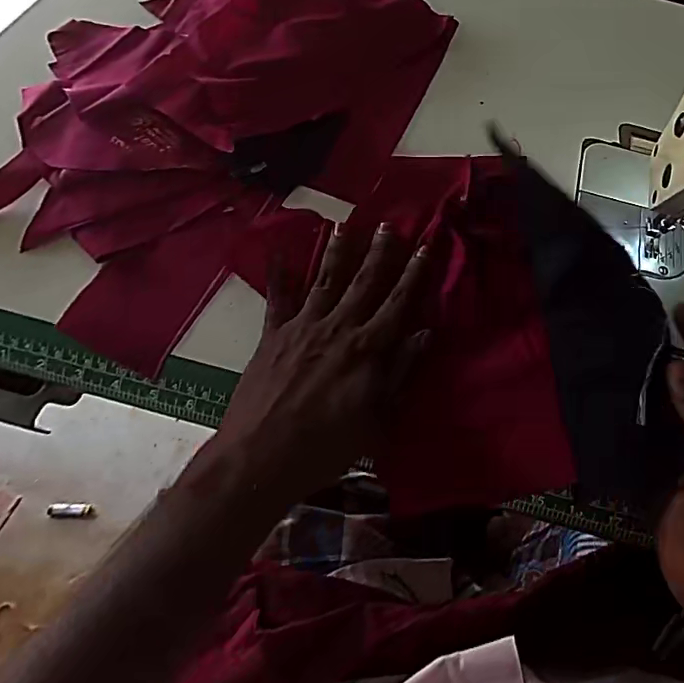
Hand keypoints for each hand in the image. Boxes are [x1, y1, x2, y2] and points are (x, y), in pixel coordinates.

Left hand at [194, 221, 434, 509]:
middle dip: (380, 252)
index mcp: (366, 350)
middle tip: (390, 224)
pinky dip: (279, 275)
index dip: (414, 273)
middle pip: (364, 283)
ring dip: (337, 252)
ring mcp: (302, 328)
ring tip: (345, 225)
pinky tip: (279, 253)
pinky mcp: (273, 335)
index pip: (398, 303)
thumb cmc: (324, 448)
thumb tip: (423, 333)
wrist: (258, 458)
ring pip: (325, 281)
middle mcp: (337, 328)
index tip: (425, 245)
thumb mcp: (375, 420)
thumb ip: (399, 373)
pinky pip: (278, 299)